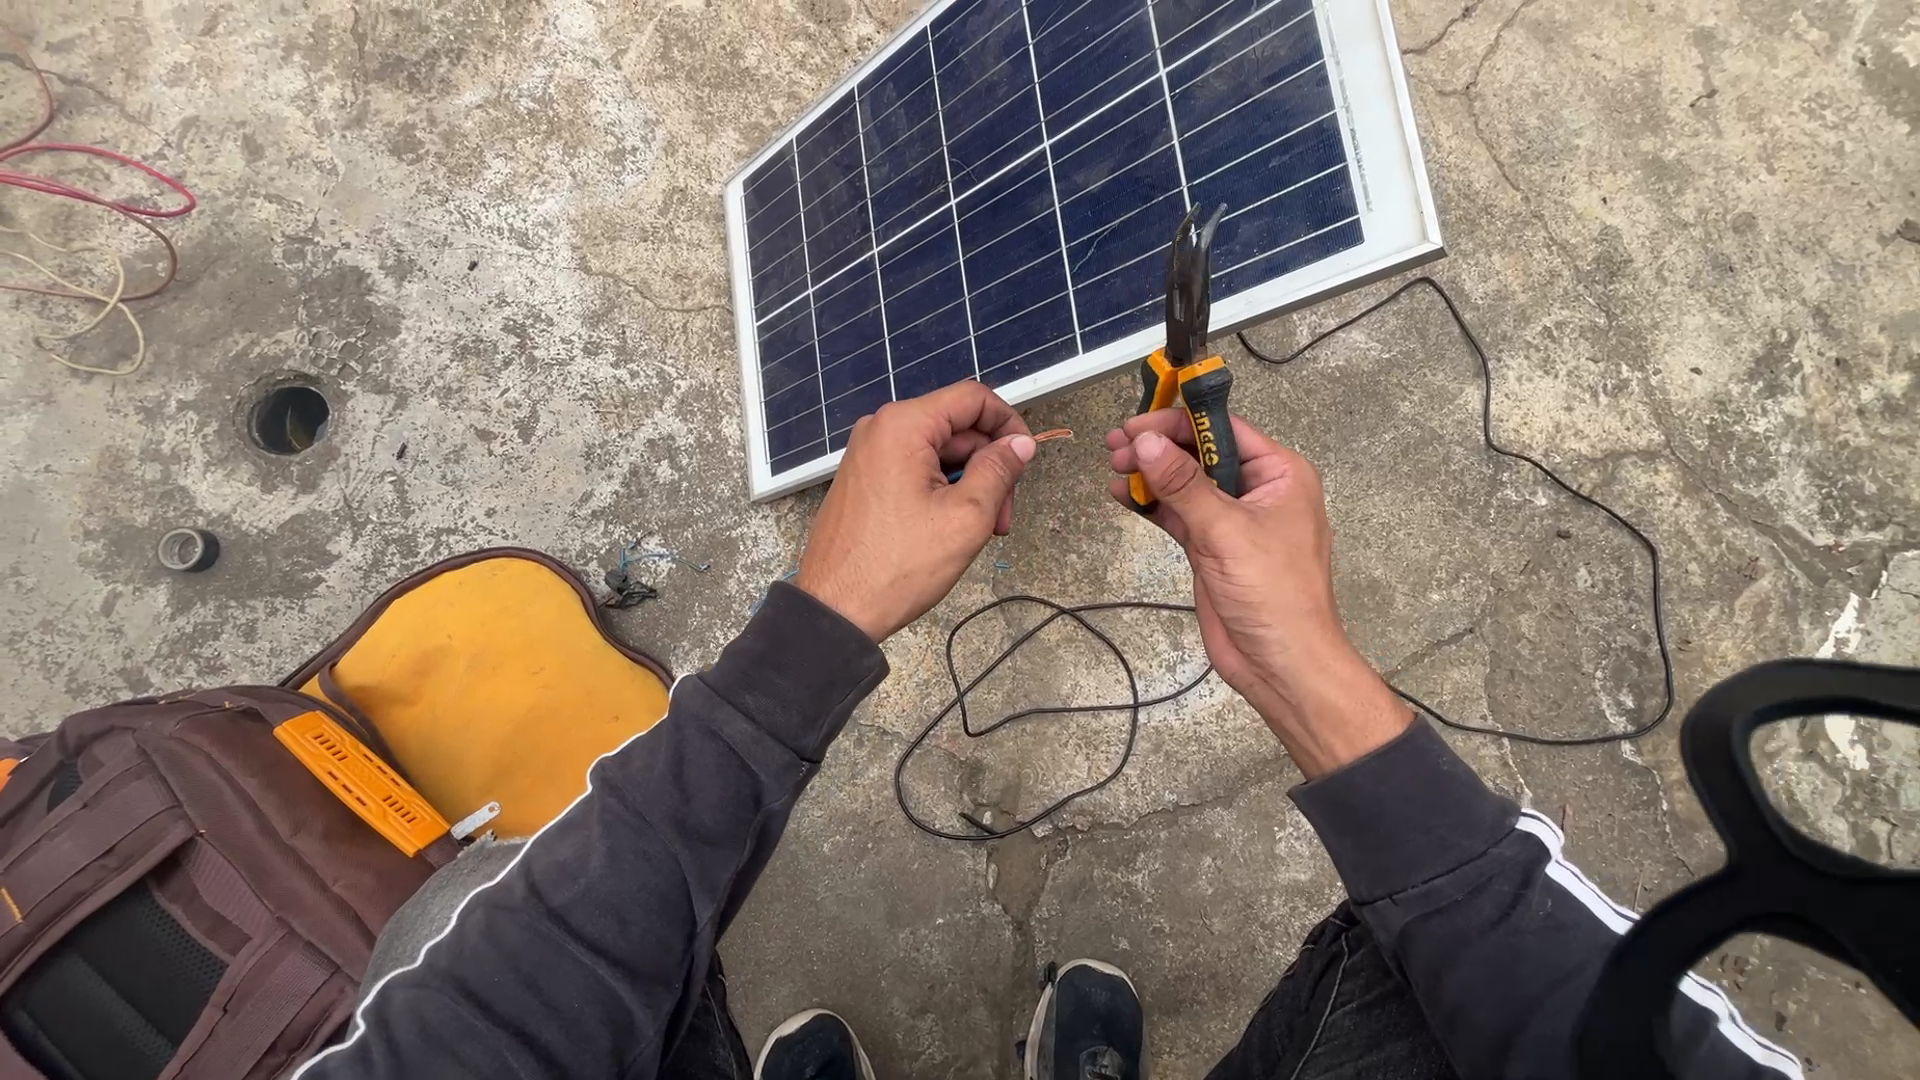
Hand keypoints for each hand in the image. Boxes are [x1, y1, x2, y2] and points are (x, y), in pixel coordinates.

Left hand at [796, 382, 1035, 641]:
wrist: (835, 609)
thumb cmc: (896, 567)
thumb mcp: (966, 517)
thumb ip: (999, 471)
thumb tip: (1020, 444)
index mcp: (903, 425)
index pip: (973, 398)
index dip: (1009, 424)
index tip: (1025, 461)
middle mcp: (881, 429)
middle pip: (957, 429)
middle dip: (989, 468)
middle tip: (1002, 517)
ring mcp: (869, 455)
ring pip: (939, 454)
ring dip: (969, 485)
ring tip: (981, 532)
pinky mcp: (865, 480)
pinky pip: (916, 471)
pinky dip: (942, 492)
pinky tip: (952, 529)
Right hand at [1107, 411, 1411, 777]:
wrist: (1280, 663)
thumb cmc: (1274, 595)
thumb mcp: (1226, 531)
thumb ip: (1183, 485)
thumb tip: (1144, 442)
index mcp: (1279, 474)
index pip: (1223, 430)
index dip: (1178, 423)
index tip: (1136, 424)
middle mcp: (1256, 490)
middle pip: (1199, 453)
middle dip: (1157, 447)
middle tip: (1116, 446)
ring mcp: (1230, 519)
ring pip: (1183, 483)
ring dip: (1149, 474)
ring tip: (1113, 466)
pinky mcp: (1209, 545)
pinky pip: (1176, 514)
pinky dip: (1150, 504)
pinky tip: (1122, 494)